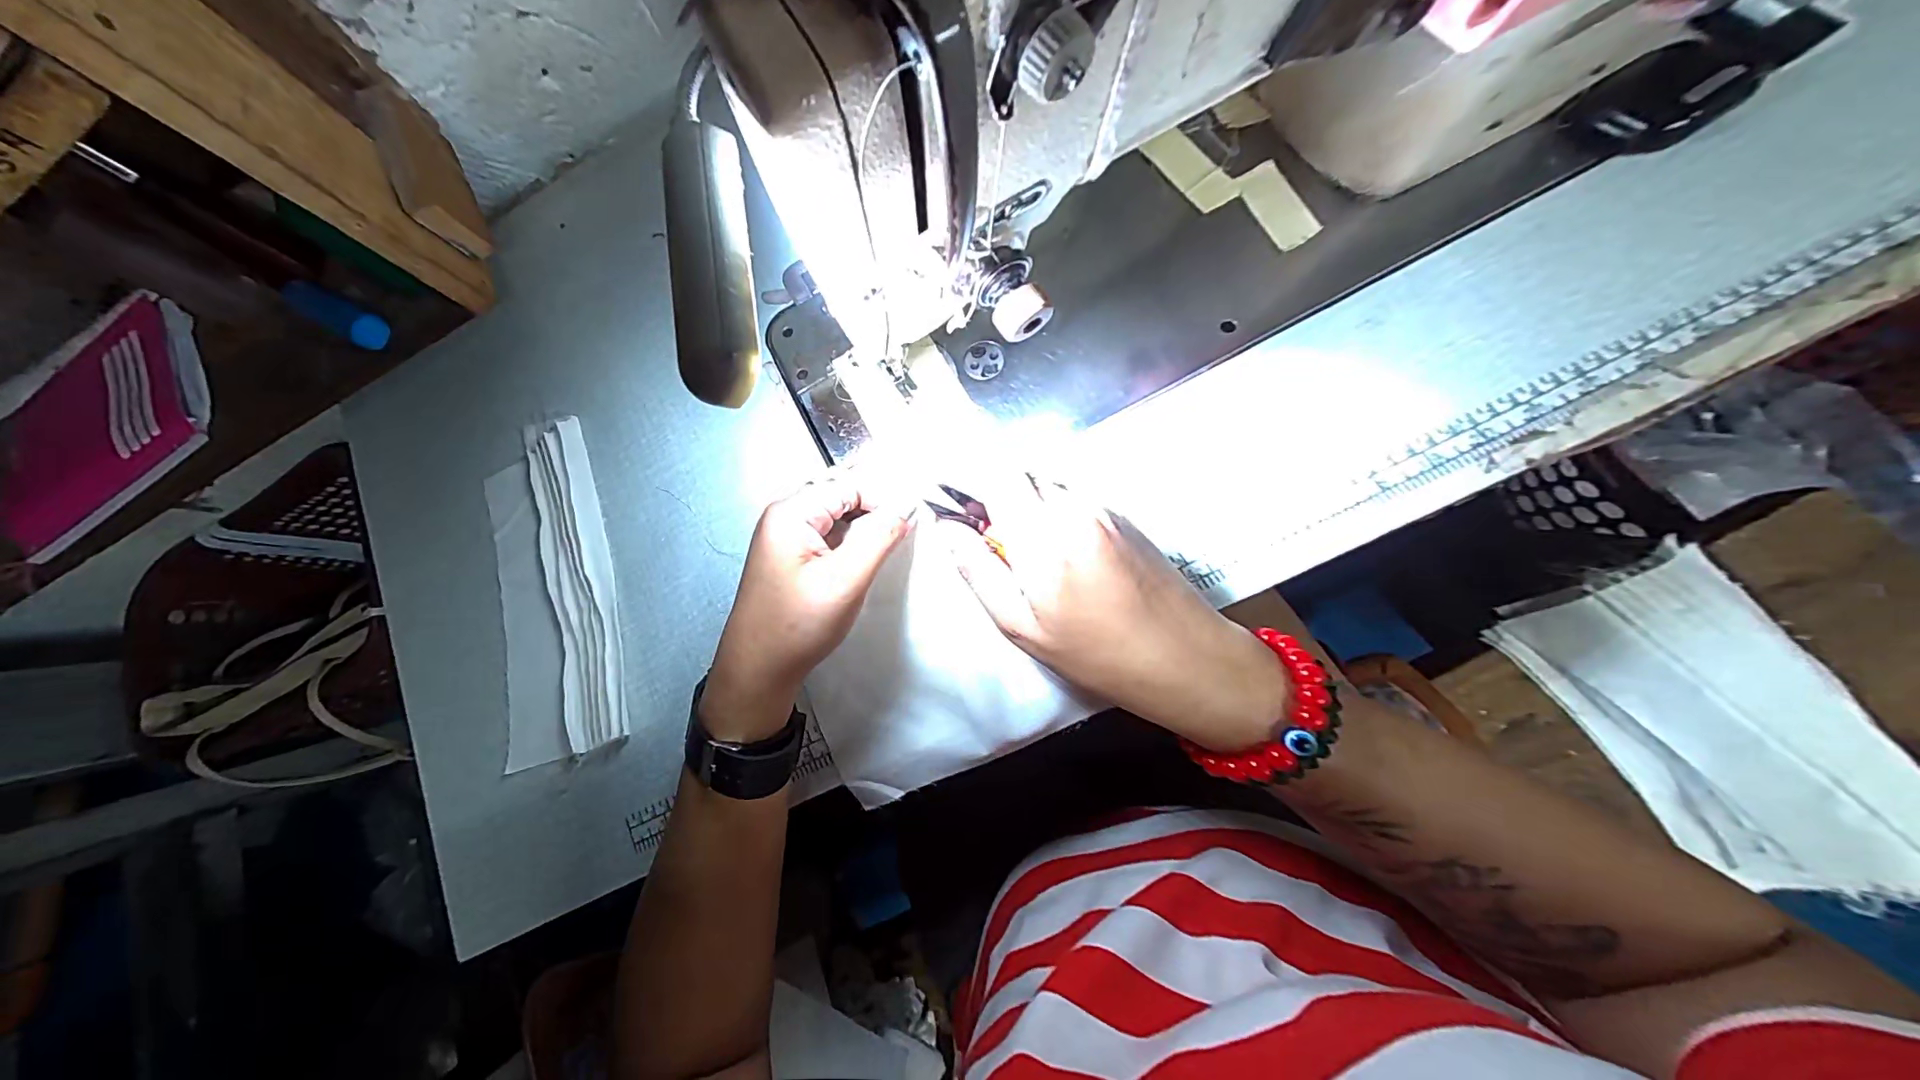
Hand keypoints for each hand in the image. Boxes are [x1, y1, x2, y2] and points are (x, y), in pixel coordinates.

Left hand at [704, 477, 914, 740]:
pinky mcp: (791, 555)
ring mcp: (785, 535)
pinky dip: (850, 543)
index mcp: (790, 513)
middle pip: (842, 495)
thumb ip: (879, 538)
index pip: (849, 485)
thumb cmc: (795, 627)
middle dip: (874, 511)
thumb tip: (906, 508)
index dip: (883, 500)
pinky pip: (828, 534)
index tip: (909, 524)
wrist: (759, 669)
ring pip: (837, 515)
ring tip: (881, 553)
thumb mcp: (845, 581)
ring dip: (863, 528)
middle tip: (900, 537)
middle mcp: (784, 516)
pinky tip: (860, 564)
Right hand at [937, 476, 1290, 750]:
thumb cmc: (1097, 653)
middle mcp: (1074, 509)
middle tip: (998, 546)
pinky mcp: (1122, 514)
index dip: (968, 480)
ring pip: (1045, 488)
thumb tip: (948, 530)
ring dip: (1027, 510)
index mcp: (1045, 537)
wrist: (1185, 655)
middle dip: (997, 500)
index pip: (993, 472)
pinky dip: (1056, 518)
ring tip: (1038, 560)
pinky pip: (1072, 501)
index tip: (962, 509)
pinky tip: (1070, 562)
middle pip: (1018, 475)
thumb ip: (979, 573)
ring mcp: (1103, 508)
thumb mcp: (1024, 628)